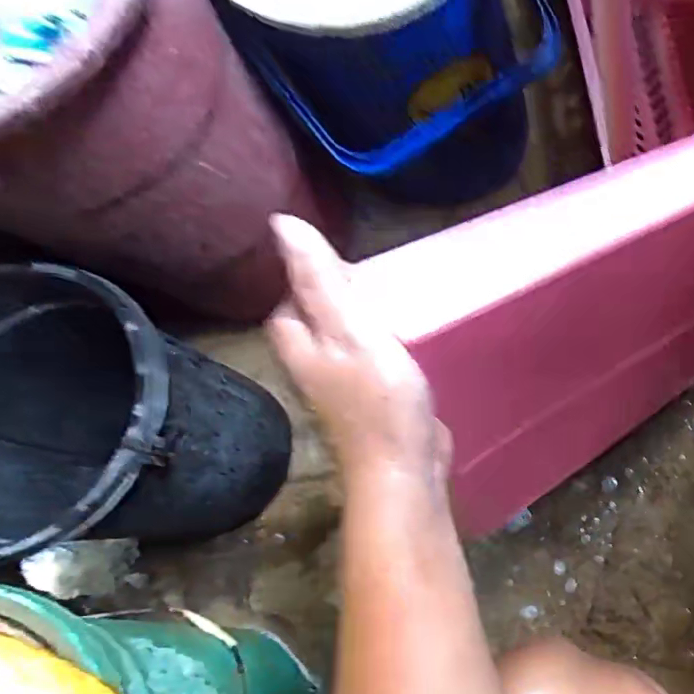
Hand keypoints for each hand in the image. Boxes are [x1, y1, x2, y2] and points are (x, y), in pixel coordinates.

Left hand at [265, 215, 450, 493]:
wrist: (406, 469)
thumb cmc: (380, 400)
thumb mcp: (353, 330)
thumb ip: (321, 281)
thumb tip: (281, 223)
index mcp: (301, 343)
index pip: (291, 296)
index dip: (312, 274)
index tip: (351, 263)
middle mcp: (315, 364)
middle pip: (318, 318)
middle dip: (341, 295)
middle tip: (381, 281)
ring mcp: (346, 387)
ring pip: (347, 340)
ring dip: (367, 320)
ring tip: (400, 304)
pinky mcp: (375, 403)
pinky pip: (374, 361)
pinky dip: (387, 346)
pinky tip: (412, 344)